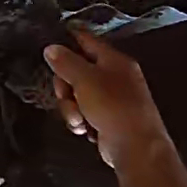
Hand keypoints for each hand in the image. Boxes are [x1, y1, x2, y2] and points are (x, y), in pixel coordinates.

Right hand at [43, 30, 170, 168]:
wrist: (136, 148)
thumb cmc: (112, 106)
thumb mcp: (85, 79)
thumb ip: (66, 62)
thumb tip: (50, 48)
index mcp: (113, 60)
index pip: (86, 40)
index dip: (67, 39)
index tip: (50, 45)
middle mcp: (114, 76)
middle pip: (76, 70)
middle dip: (65, 86)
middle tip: (65, 96)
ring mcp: (111, 99)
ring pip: (76, 95)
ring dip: (71, 108)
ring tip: (78, 121)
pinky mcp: (106, 119)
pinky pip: (83, 112)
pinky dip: (80, 120)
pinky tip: (84, 129)